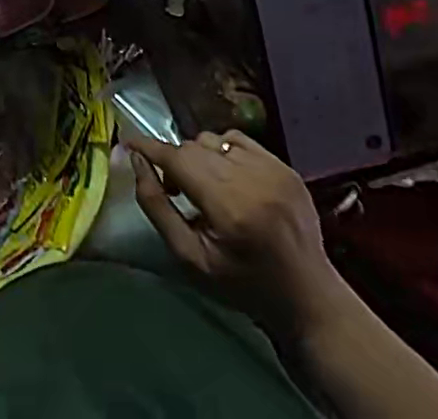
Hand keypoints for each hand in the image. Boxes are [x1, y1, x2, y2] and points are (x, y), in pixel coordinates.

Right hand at [124, 131, 340, 332]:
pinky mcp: (286, 168)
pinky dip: (223, 151)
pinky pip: (238, 140)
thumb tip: (136, 162)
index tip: (128, 142)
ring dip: (197, 156)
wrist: (308, 297)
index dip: (149, 146)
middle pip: (193, 147)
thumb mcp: (189, 256)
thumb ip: (156, 206)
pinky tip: (227, 177)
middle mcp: (254, 180)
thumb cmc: (242, 284)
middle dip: (174, 161)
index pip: (178, 159)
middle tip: (174, 190)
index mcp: (229, 207)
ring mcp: (274, 171)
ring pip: (213, 140)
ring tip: (203, 185)